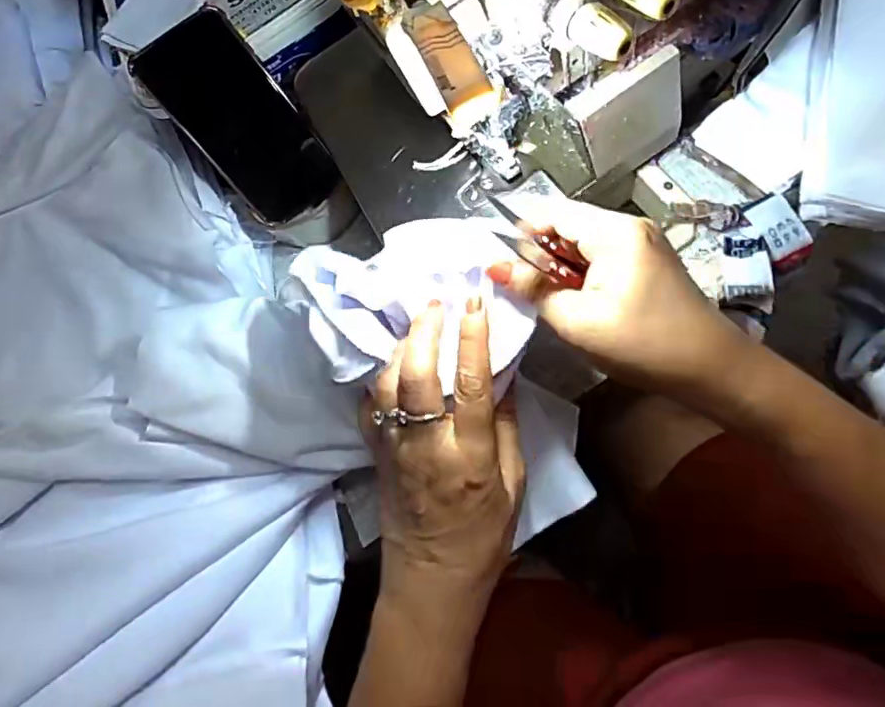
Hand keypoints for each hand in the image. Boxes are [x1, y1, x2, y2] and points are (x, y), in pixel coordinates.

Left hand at [363, 297, 524, 604]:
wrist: (430, 580)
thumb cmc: (482, 535)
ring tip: (417, 321)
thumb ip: (505, 427)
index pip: (471, 386)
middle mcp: (426, 446)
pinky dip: (379, 376)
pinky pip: (370, 405)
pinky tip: (393, 357)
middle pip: (418, 378)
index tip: (475, 303)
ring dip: (401, 347)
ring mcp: (394, 448)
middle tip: (436, 303)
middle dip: (425, 333)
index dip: (473, 339)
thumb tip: (503, 373)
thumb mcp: (513, 485)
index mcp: (468, 456)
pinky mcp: (374, 453)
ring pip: (388, 386)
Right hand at [489, 202, 759, 403]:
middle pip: (567, 223)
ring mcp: (641, 239)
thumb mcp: (579, 322)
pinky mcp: (646, 257)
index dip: (521, 235)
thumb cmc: (645, 346)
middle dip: (541, 253)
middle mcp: (629, 225)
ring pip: (582, 240)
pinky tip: (580, 297)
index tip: (503, 264)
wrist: (713, 368)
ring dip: (561, 264)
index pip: (552, 212)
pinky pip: (601, 252)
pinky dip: (582, 271)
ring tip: (555, 297)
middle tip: (528, 288)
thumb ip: (534, 289)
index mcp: (615, 232)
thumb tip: (494, 266)